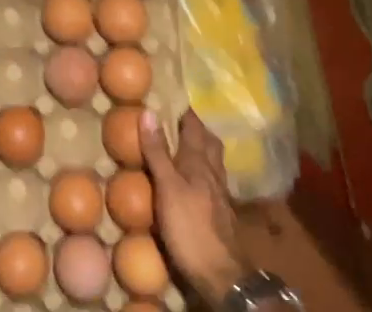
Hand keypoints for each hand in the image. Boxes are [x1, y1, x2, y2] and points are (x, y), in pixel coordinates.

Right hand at [141, 108, 247, 304]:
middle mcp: (213, 173)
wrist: (222, 275)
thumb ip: (158, 153)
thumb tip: (148, 112)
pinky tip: (191, 182)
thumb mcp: (167, 188)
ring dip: (200, 148)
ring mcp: (219, 194)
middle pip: (208, 142)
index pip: (194, 126)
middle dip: (195, 128)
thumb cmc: (191, 228)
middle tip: (175, 119)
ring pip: (213, 161)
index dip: (183, 110)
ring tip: (182, 145)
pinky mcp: (220, 213)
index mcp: (200, 162)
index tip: (168, 95)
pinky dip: (201, 172)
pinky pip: (211, 181)